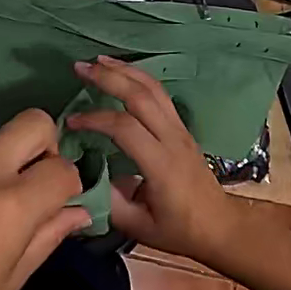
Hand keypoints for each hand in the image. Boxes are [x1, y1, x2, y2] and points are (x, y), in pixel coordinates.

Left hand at [0, 111, 86, 289]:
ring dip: (4, 159)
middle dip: (46, 148)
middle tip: (32, 186)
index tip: (59, 206)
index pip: (64, 169)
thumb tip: (78, 211)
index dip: (70, 187)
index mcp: (9, 204)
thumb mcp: (5, 287)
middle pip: (35, 122)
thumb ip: (46, 238)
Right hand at [66, 56, 247, 265]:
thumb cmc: (178, 229)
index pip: (125, 128)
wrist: (219, 226)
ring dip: (125, 71)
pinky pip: (160, 94)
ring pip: (154, 88)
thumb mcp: (138, 227)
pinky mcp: (182, 126)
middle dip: (109, 78)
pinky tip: (122, 72)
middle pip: (141, 96)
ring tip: (98, 61)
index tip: (71, 122)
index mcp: (161, 164)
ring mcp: (180, 129)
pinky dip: (138, 77)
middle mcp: (173, 139)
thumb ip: (108, 203)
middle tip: (79, 68)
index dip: (95, 120)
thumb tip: (79, 179)